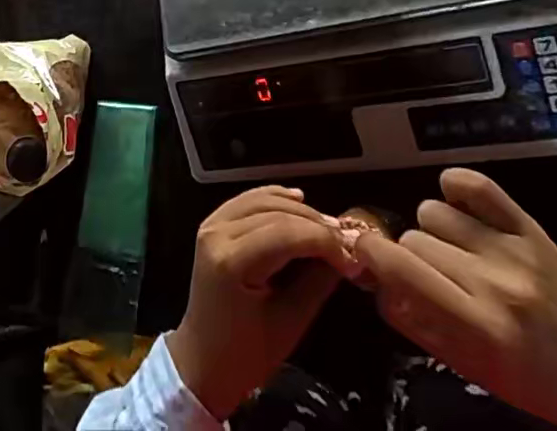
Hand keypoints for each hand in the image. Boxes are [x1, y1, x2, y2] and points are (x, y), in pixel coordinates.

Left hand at [169, 185, 361, 417]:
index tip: (352, 258)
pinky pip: (247, 200)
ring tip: (329, 227)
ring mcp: (211, 225)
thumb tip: (346, 254)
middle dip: (316, 224)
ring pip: (262, 200)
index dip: (324, 241)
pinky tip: (298, 199)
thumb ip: (317, 282)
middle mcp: (217, 233)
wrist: (204, 359)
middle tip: (347, 242)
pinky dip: (274, 197)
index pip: (286, 233)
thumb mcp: (290, 323)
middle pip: (275, 213)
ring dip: (298, 209)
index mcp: (231, 262)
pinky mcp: (213, 224)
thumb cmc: (246, 352)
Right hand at [353, 169, 556, 430]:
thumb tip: (373, 277)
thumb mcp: (465, 367)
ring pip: (432, 211)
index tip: (365, 255)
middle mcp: (492, 283)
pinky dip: (456, 187)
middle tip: (434, 278)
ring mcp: (513, 250)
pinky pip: (474, 184)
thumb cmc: (529, 379)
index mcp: (475, 326)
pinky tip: (459, 205)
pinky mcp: (529, 227)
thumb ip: (411, 320)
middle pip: (412, 238)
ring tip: (457, 254)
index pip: (398, 267)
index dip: (368, 253)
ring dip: (434, 231)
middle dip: (411, 256)